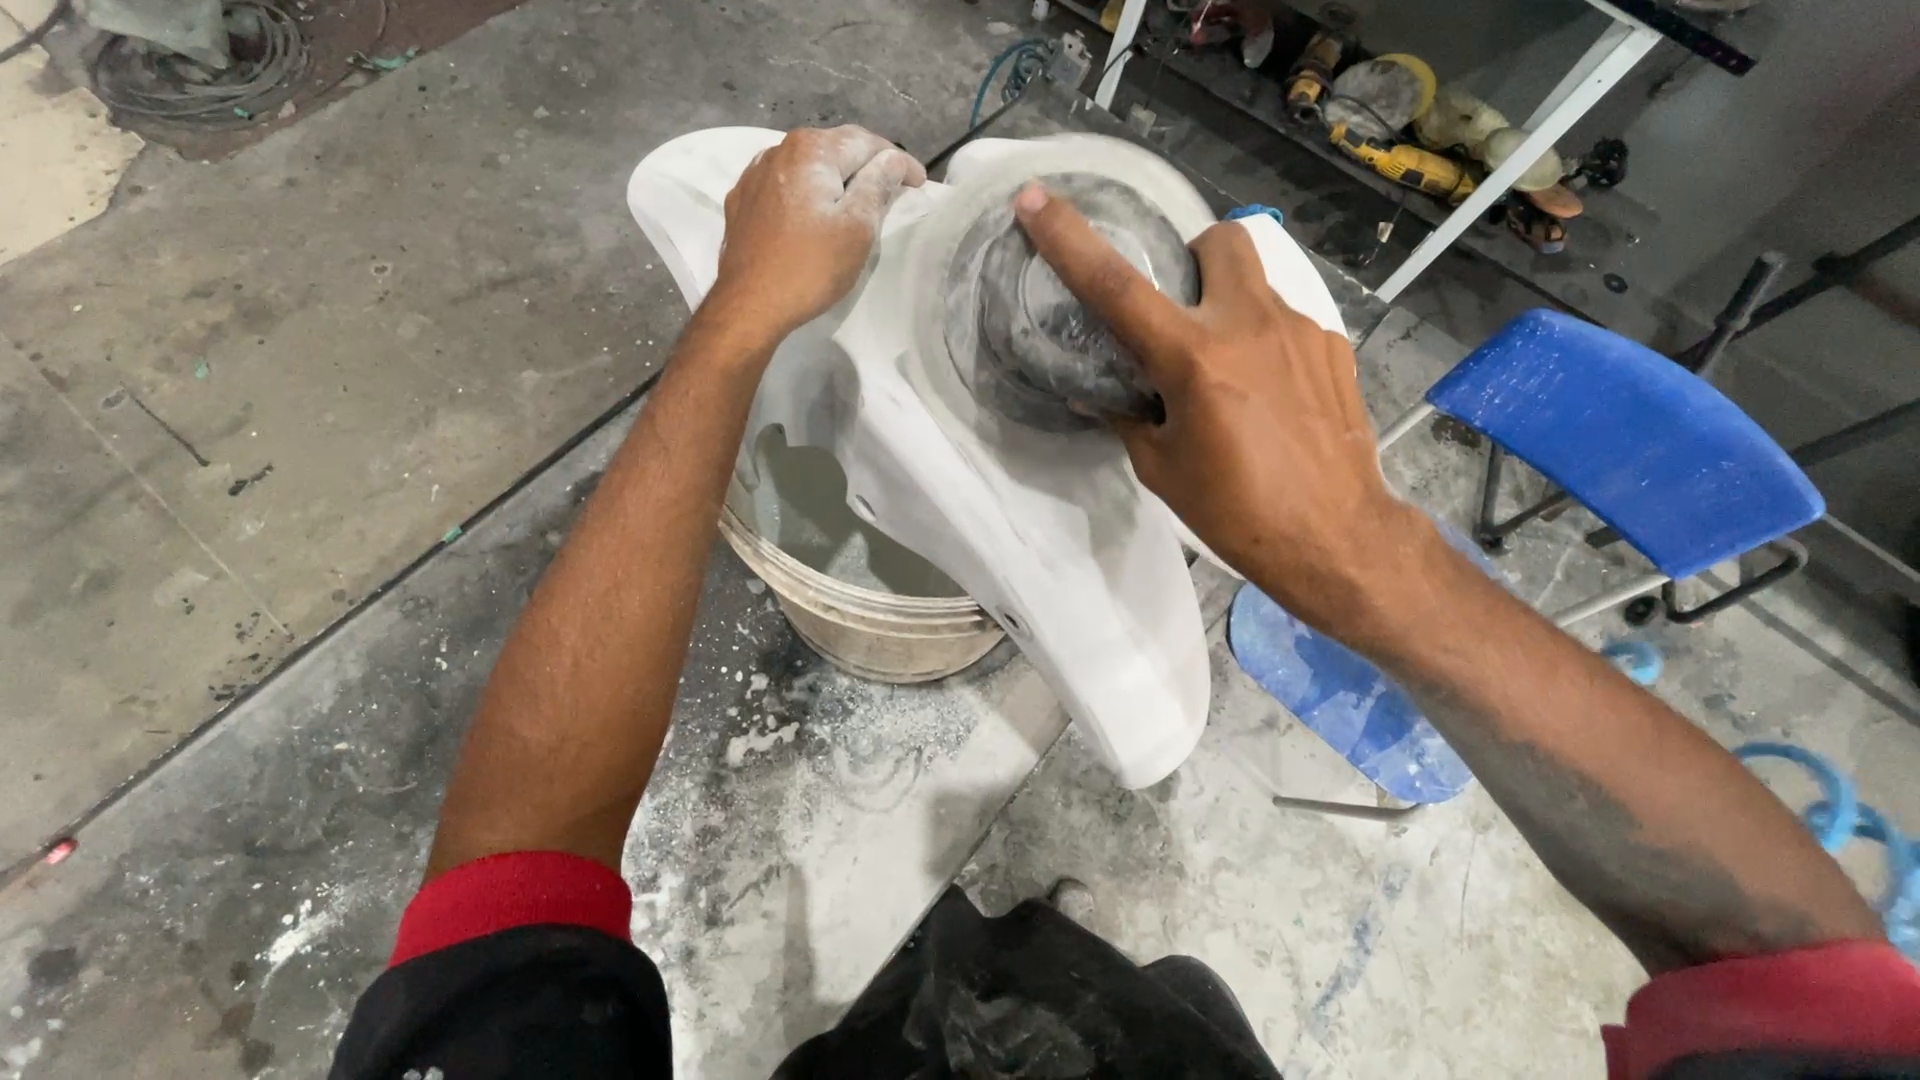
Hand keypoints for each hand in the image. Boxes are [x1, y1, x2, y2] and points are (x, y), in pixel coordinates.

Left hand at [707, 126, 926, 342]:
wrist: (749, 305)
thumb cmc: (811, 268)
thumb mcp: (858, 228)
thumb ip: (878, 185)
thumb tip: (893, 161)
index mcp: (812, 150)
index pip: (866, 142)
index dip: (898, 161)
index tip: (919, 183)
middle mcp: (780, 149)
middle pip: (835, 148)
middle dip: (866, 164)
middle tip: (892, 189)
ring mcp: (755, 174)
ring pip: (808, 166)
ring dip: (835, 177)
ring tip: (854, 199)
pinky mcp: (743, 201)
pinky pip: (785, 184)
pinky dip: (807, 192)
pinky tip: (814, 211)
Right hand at [1012, 183, 1432, 638]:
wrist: (1336, 538)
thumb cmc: (1236, 513)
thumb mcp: (1161, 469)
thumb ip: (1127, 417)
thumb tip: (1099, 391)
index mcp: (1195, 359)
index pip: (1117, 286)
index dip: (1069, 240)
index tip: (1036, 200)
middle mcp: (1251, 326)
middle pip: (1219, 239)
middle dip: (1193, 256)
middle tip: (1182, 304)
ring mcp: (1302, 332)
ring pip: (1257, 284)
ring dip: (1230, 308)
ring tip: (1228, 371)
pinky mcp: (1333, 349)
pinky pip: (1287, 325)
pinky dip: (1264, 345)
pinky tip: (1269, 398)